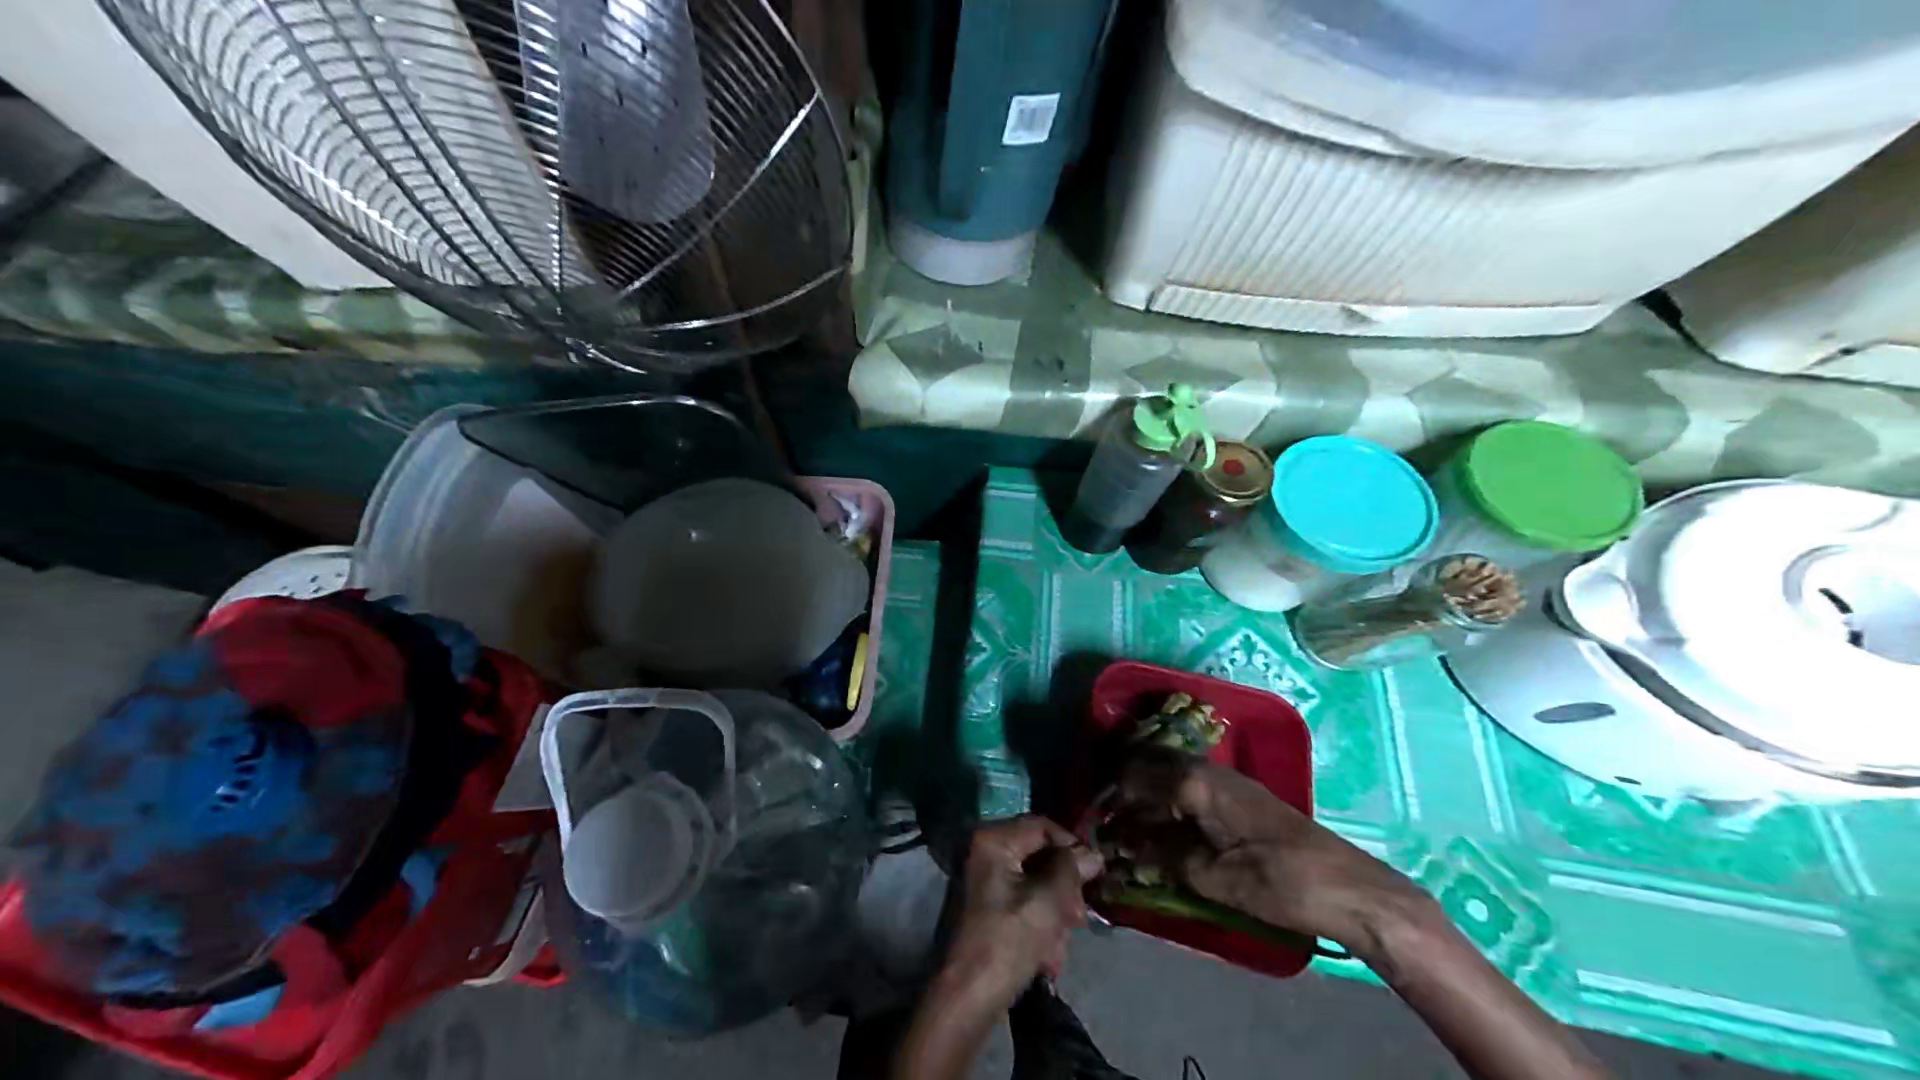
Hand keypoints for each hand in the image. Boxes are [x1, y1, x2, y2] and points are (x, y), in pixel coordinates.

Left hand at [936, 816, 1104, 1014]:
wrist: (966, 998)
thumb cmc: (1006, 942)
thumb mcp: (1047, 902)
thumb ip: (1072, 870)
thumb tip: (1093, 853)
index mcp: (991, 839)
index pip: (1043, 827)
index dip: (1072, 847)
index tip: (1095, 874)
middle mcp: (982, 850)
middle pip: (1039, 854)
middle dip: (1063, 886)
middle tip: (1079, 917)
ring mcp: (981, 878)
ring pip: (1034, 882)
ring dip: (1054, 910)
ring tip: (1061, 943)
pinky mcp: (985, 905)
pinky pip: (1022, 901)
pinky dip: (1039, 923)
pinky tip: (1048, 955)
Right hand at [1114, 751, 1429, 956]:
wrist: (1349, 888)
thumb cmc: (1277, 881)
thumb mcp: (1212, 877)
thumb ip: (1162, 856)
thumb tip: (1123, 847)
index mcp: (1194, 781)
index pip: (1132, 776)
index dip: (1108, 799)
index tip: (1093, 824)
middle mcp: (1207, 769)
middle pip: (1149, 769)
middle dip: (1124, 795)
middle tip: (1110, 828)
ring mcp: (1226, 780)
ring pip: (1169, 777)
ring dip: (1147, 800)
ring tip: (1133, 834)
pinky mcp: (1240, 797)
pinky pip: (1190, 789)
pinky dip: (1170, 805)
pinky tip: (1167, 831)